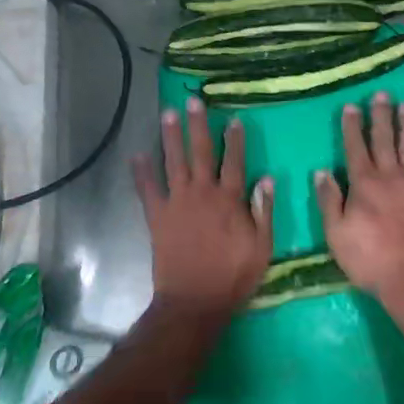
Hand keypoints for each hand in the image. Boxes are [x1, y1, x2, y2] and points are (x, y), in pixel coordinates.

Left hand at [133, 98, 273, 318]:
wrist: (194, 302)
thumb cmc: (232, 276)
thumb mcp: (261, 247)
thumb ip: (263, 211)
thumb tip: (266, 179)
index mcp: (229, 200)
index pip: (235, 161)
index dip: (235, 140)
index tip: (234, 119)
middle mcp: (203, 193)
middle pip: (201, 152)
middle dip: (198, 126)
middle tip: (193, 101)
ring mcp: (178, 202)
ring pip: (174, 162)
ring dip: (171, 137)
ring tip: (168, 114)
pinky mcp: (158, 216)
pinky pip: (147, 190)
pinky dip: (141, 173)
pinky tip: (136, 155)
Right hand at [315, 90, 403, 298]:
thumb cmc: (369, 259)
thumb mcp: (336, 233)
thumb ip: (329, 200)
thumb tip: (322, 172)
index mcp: (364, 183)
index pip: (355, 147)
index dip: (352, 126)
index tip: (351, 106)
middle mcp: (391, 177)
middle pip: (384, 140)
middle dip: (381, 116)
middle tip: (382, 94)